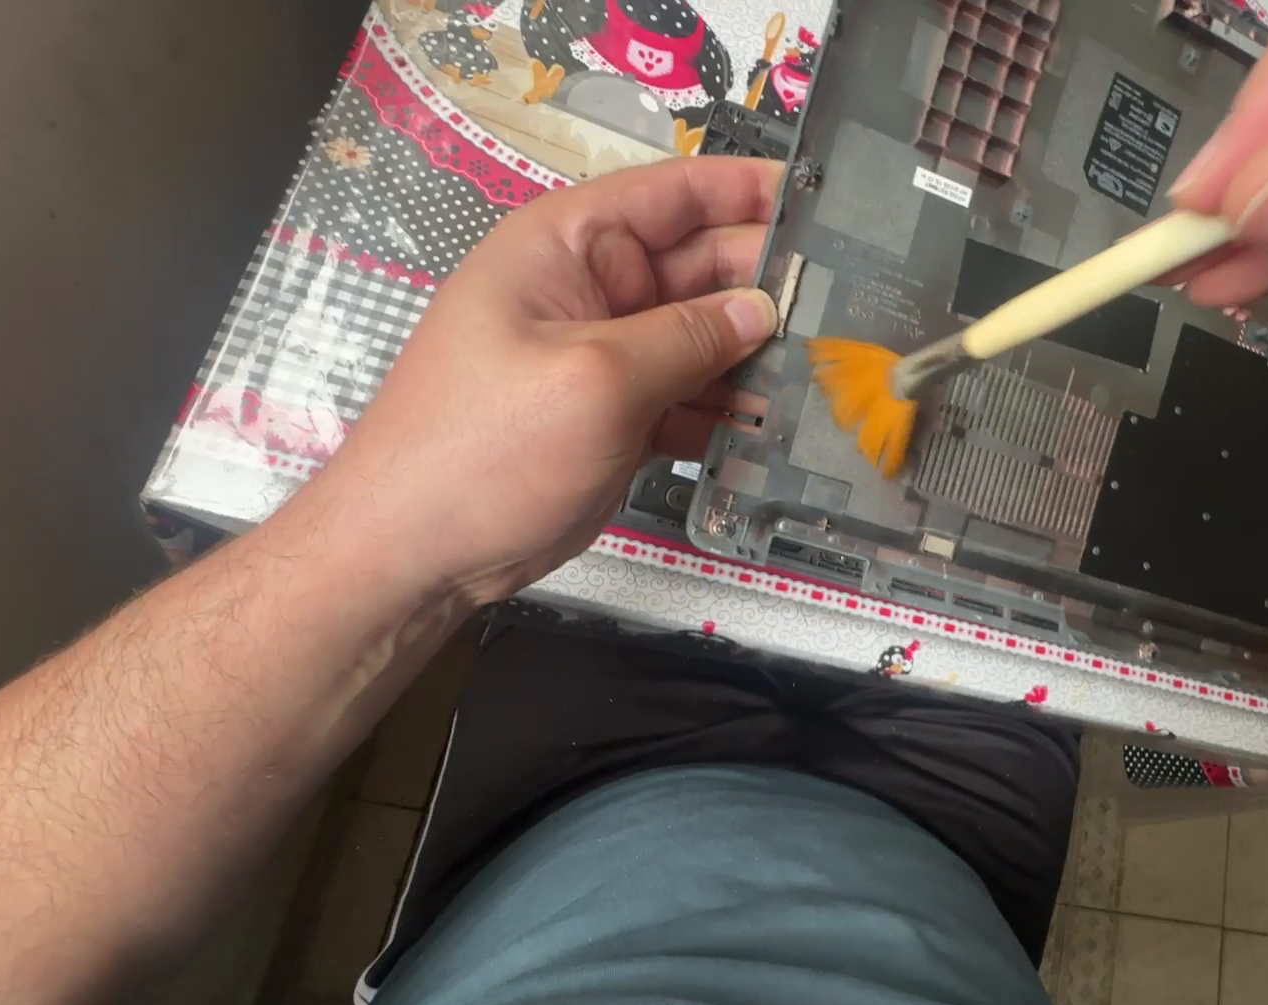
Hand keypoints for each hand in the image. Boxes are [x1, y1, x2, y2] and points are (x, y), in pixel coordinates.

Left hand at [295, 157, 780, 604]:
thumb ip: (686, 339)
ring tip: (820, 375)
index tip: (820, 202)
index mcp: (572, 249)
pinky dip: (728, 415)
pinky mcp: (626, 419)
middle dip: (766, 289)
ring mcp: (614, 362)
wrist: (426, 549)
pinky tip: (771, 429)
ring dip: (756, 361)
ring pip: (706, 344)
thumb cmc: (486, 446)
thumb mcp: (595, 377)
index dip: (746, 192)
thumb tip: (761, 311)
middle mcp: (599, 296)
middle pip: (702, 274)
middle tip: (841, 310)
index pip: (673, 196)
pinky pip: (693, 401)